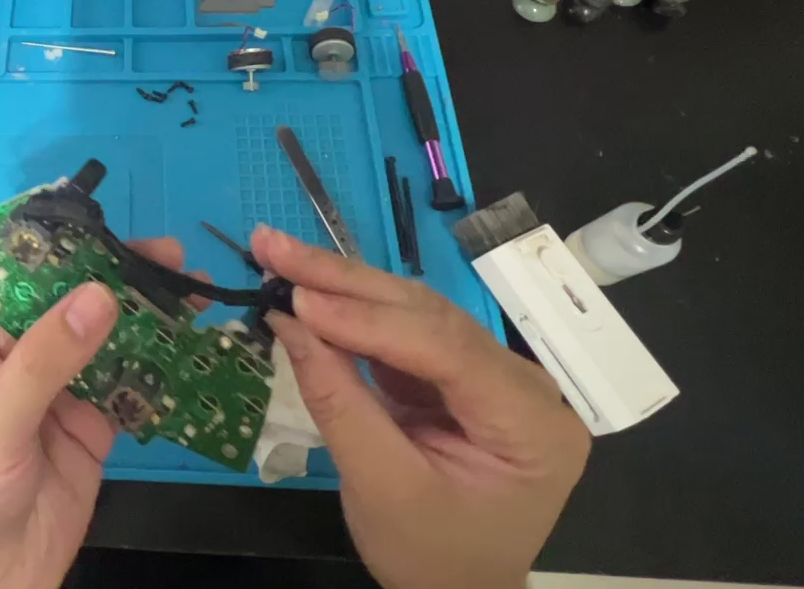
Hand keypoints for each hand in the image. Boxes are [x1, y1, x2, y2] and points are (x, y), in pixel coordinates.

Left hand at [0, 238, 193, 588]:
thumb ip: (48, 357)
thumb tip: (101, 293)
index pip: (23, 270)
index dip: (65, 244)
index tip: (114, 226)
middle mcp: (24, 349)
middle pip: (75, 296)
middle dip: (120, 274)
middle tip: (172, 257)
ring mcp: (62, 385)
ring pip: (108, 334)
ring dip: (147, 314)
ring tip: (192, 293)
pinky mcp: (94, 423)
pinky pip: (129, 383)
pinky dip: (159, 365)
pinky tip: (190, 347)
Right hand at [252, 225, 589, 588]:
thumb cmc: (429, 557)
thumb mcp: (381, 488)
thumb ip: (337, 400)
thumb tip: (286, 319)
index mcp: (530, 423)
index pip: (446, 349)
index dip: (368, 320)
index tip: (298, 299)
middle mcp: (519, 382)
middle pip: (425, 314)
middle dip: (342, 281)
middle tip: (274, 246)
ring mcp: (485, 370)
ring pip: (406, 307)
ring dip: (337, 282)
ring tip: (279, 254)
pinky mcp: (449, 368)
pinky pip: (394, 325)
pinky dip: (343, 307)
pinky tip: (304, 286)